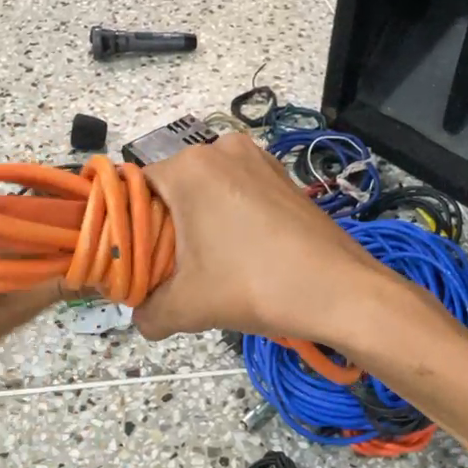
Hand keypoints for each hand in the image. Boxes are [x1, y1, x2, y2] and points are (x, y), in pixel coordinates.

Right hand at [135, 133, 404, 343]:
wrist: (339, 290)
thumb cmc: (255, 285)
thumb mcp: (188, 306)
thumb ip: (149, 312)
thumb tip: (142, 318)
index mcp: (189, 167)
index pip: (134, 189)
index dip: (128, 227)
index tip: (132, 261)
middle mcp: (221, 149)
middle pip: (172, 187)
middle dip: (165, 227)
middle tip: (166, 270)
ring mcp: (257, 159)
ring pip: (207, 189)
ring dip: (198, 223)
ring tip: (204, 266)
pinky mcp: (281, 175)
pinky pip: (237, 191)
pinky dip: (229, 217)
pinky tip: (237, 253)